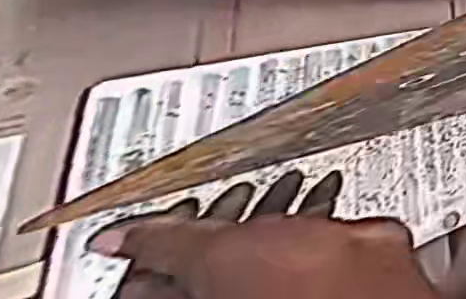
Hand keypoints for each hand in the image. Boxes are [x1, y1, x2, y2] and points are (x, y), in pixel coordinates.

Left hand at [89, 171, 438, 298]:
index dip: (165, 232)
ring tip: (290, 177)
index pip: (152, 269)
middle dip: (230, 213)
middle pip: (211, 253)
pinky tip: (326, 185)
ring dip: (276, 205)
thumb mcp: (213, 253)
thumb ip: (167, 240)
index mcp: (184, 294)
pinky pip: (306, 226)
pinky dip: (314, 203)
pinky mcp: (314, 260)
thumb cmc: (280, 283)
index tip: (185, 202)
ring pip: (264, 238)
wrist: (351, 279)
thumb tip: (114, 235)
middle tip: (241, 187)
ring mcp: (269, 279)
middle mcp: (223, 290)